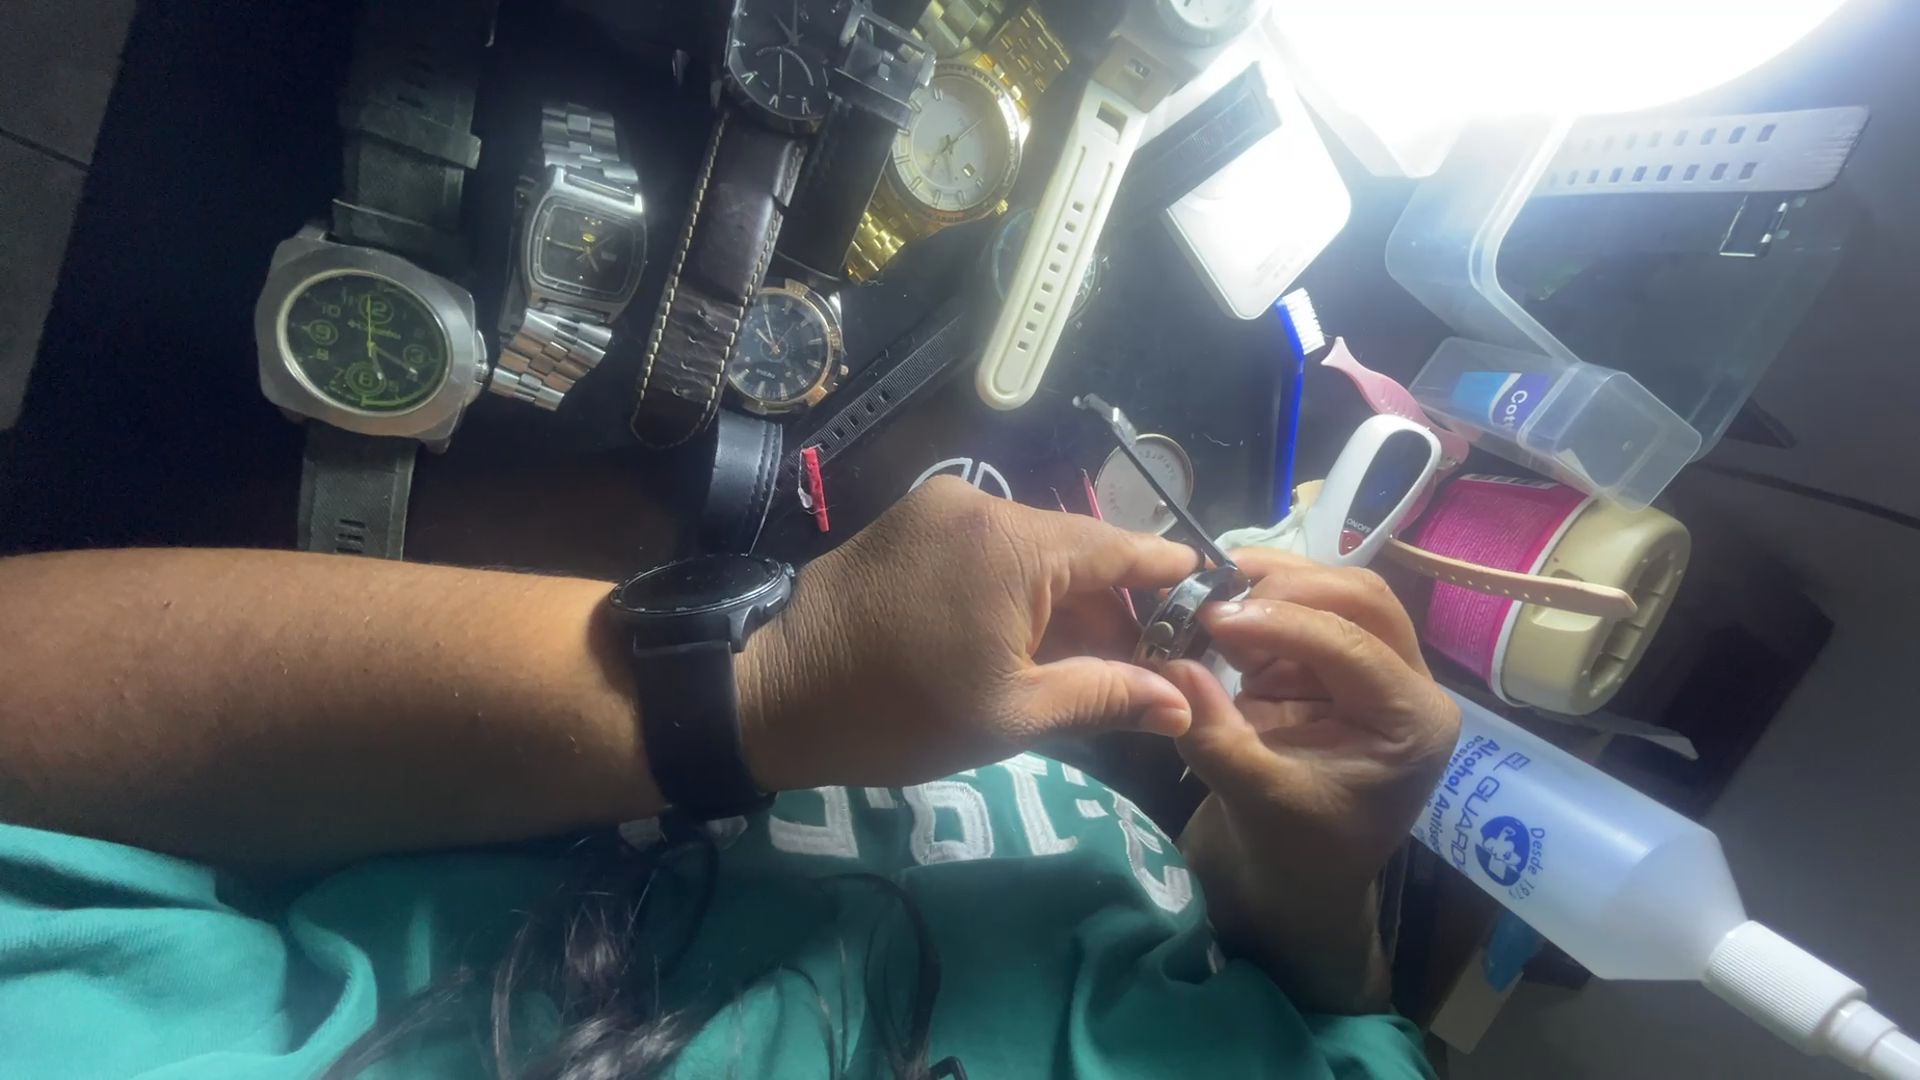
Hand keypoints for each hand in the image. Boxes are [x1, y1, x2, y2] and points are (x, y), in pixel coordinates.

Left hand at [739, 476, 1199, 791]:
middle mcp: (981, 504)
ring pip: (1031, 553)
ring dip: (1061, 604)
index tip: (1206, 594)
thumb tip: (1183, 704)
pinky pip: (989, 550)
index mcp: (1012, 544)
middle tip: (1140, 665)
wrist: (771, 694)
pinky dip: (1016, 591)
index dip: (1166, 574)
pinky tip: (1025, 639)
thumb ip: (1105, 696)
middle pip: (1075, 552)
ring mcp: (941, 507)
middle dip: (1109, 608)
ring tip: (1082, 664)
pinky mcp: (913, 521)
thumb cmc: (896, 712)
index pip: (1118, 548)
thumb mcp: (1012, 714)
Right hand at [1165, 549, 1459, 889]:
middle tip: (1213, 602)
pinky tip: (1221, 621)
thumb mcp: (1253, 796)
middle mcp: (1403, 681)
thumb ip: (1215, 734)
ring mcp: (1368, 664)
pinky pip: (1299, 607)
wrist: (1298, 868)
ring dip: (1268, 588)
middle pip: (1360, 597)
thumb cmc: (1294, 846)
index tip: (1210, 618)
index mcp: (1409, 721)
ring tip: (1211, 610)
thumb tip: (1172, 663)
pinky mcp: (1328, 660)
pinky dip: (1256, 602)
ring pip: (1332, 590)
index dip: (1280, 622)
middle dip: (1283, 589)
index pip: (1352, 643)